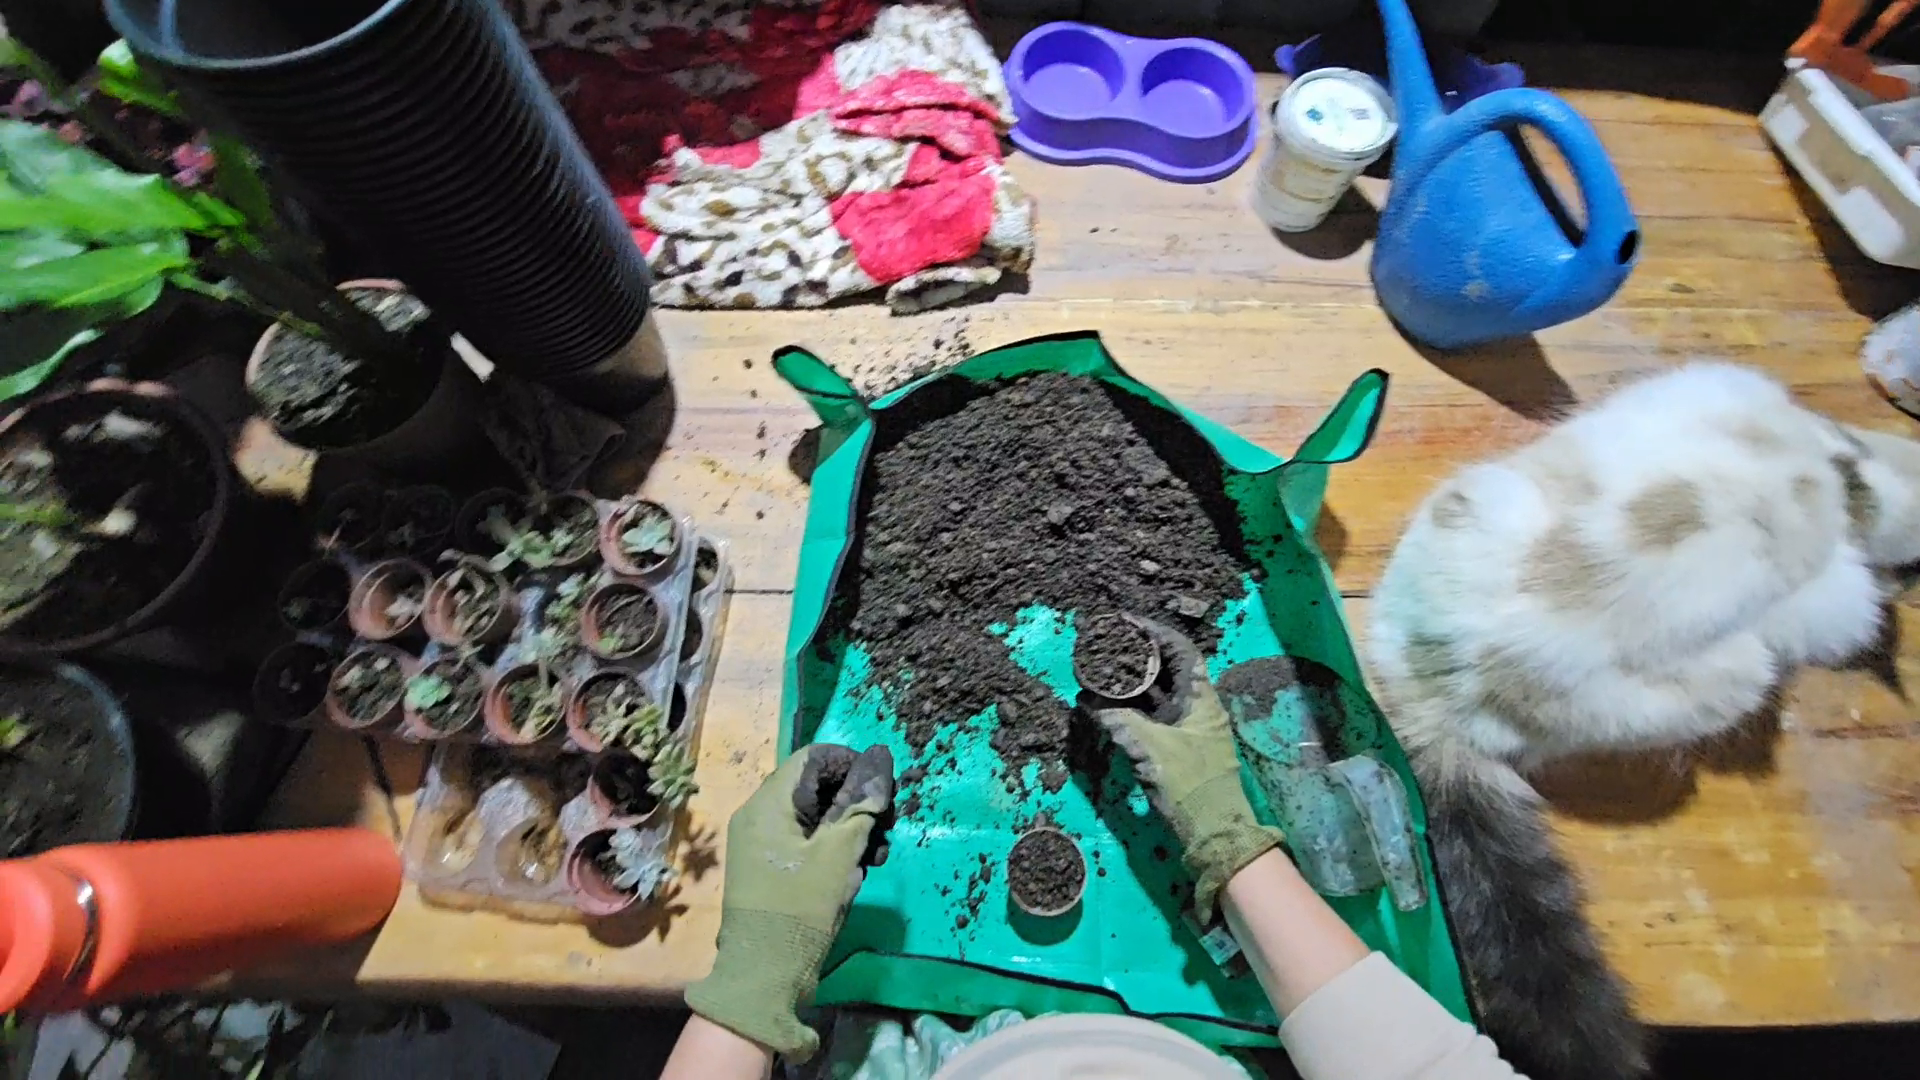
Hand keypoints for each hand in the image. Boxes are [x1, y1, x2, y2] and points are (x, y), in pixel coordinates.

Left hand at [686, 743, 893, 1061]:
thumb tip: (881, 756)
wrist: (763, 979)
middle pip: (817, 786)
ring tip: (879, 853)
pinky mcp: (771, 867)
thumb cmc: (800, 907)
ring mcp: (763, 843)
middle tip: (888, 823)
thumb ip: (861, 800)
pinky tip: (860, 868)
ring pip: (816, 815)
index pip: (814, 757)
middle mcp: (760, 815)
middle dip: (857, 800)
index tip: (881, 787)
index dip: (852, 763)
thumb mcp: (839, 851)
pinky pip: (807, 840)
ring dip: (852, 826)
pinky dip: (835, 847)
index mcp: (768, 804)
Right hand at [1084, 619, 1281, 921]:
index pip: (1180, 650)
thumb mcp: (1151, 749)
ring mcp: (1185, 726)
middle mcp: (1195, 706)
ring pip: (1155, 692)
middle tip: (1106, 643)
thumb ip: (1119, 721)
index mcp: (1201, 698)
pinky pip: (1148, 714)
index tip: (1126, 622)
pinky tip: (1102, 703)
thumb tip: (1087, 701)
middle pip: (1166, 668)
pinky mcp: (1174, 745)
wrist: (1215, 835)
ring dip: (1129, 680)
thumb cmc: (1191, 785)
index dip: (1154, 632)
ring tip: (1099, 667)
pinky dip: (1127, 706)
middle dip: (1136, 653)